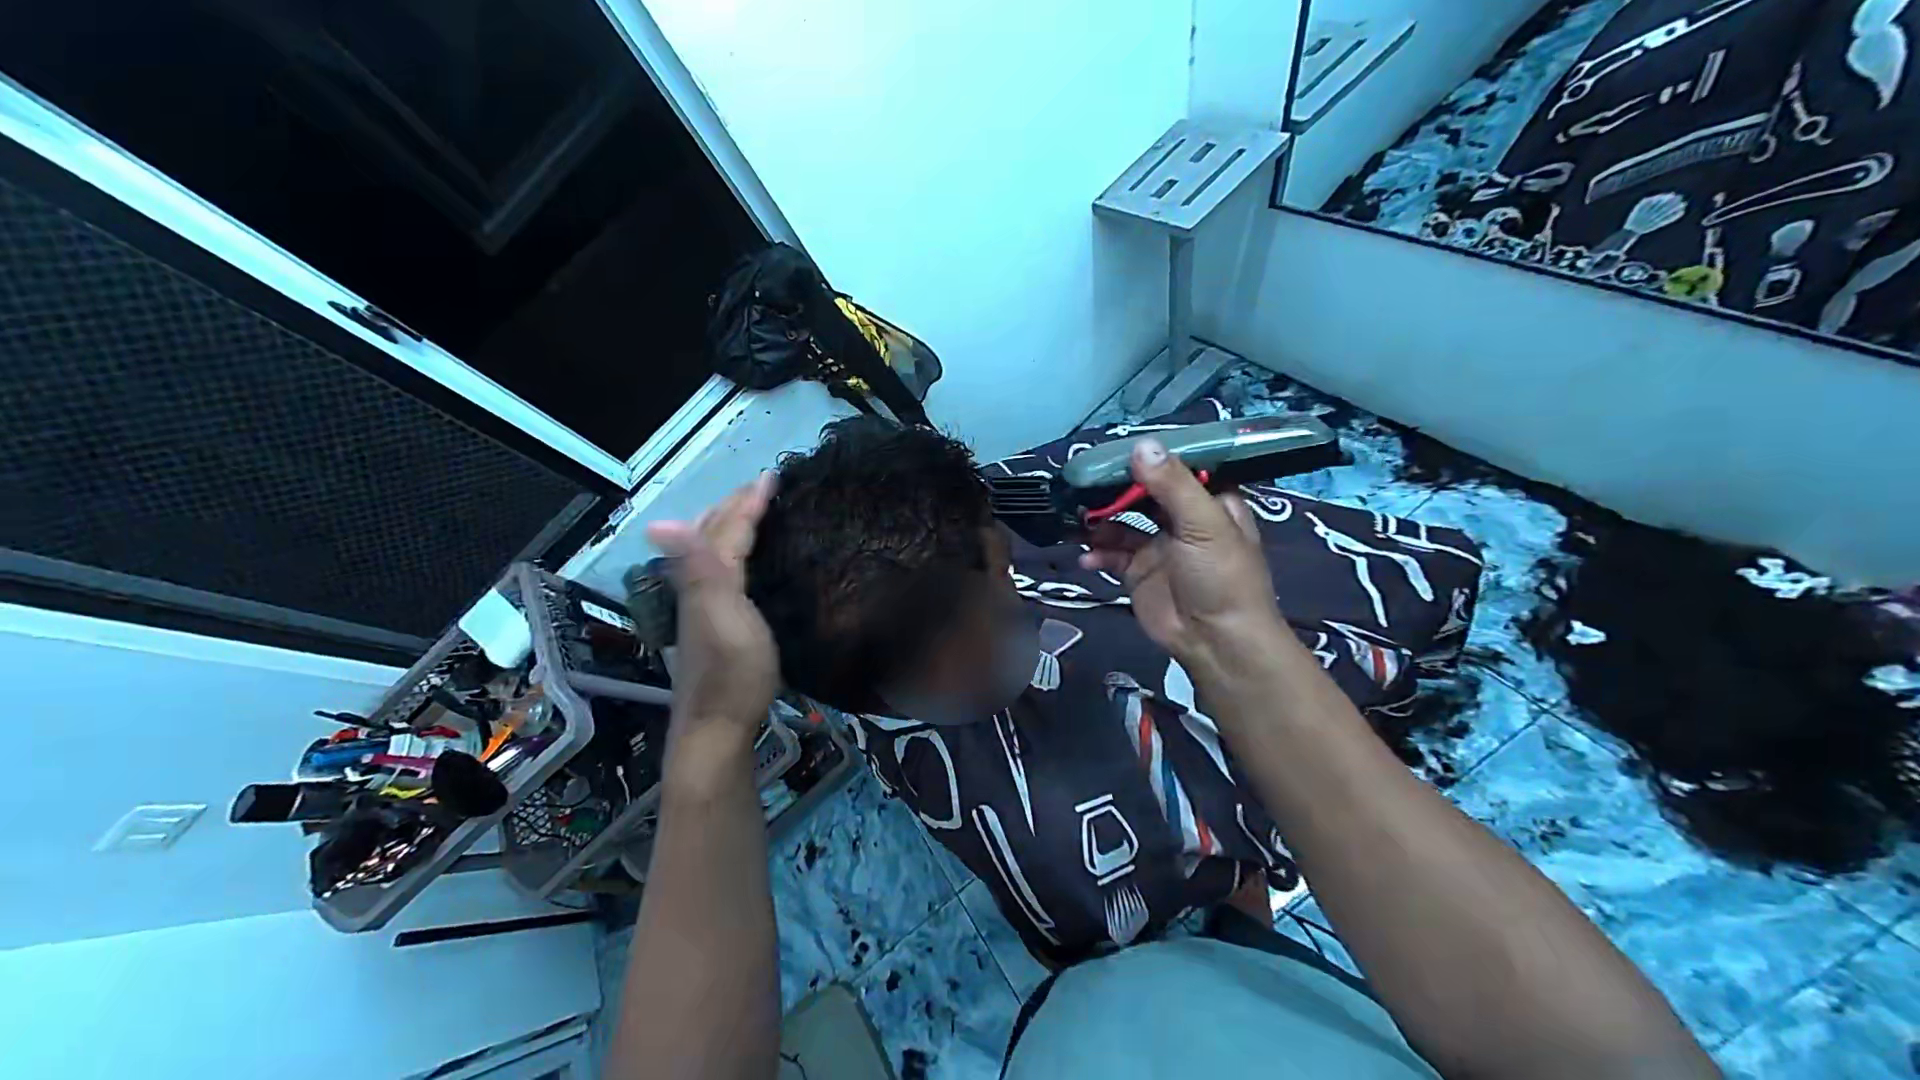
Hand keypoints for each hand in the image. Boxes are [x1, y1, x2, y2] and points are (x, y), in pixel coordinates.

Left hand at [645, 472, 779, 749]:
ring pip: (714, 553)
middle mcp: (698, 587)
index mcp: (705, 579)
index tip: (774, 477)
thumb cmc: (733, 674)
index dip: (748, 502)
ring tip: (751, 514)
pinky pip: (724, 572)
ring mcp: (703, 608)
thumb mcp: (722, 618)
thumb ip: (701, 570)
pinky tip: (743, 565)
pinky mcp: (716, 626)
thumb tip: (661, 522)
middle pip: (712, 535)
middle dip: (734, 506)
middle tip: (762, 489)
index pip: (727, 529)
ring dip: (731, 526)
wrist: (717, 729)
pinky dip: (735, 553)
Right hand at [1080, 439, 1286, 684]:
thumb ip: (1172, 485)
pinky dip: (1096, 552)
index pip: (1176, 466)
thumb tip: (1140, 445)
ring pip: (1120, 521)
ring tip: (1078, 518)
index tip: (1115, 448)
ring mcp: (1157, 545)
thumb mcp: (1203, 524)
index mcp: (1208, 500)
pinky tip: (1087, 557)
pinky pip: (1110, 553)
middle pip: (1142, 491)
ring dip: (1099, 519)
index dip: (1148, 456)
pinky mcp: (1137, 571)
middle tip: (1083, 481)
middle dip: (1113, 488)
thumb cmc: (1221, 576)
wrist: (1216, 641)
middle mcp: (1181, 517)